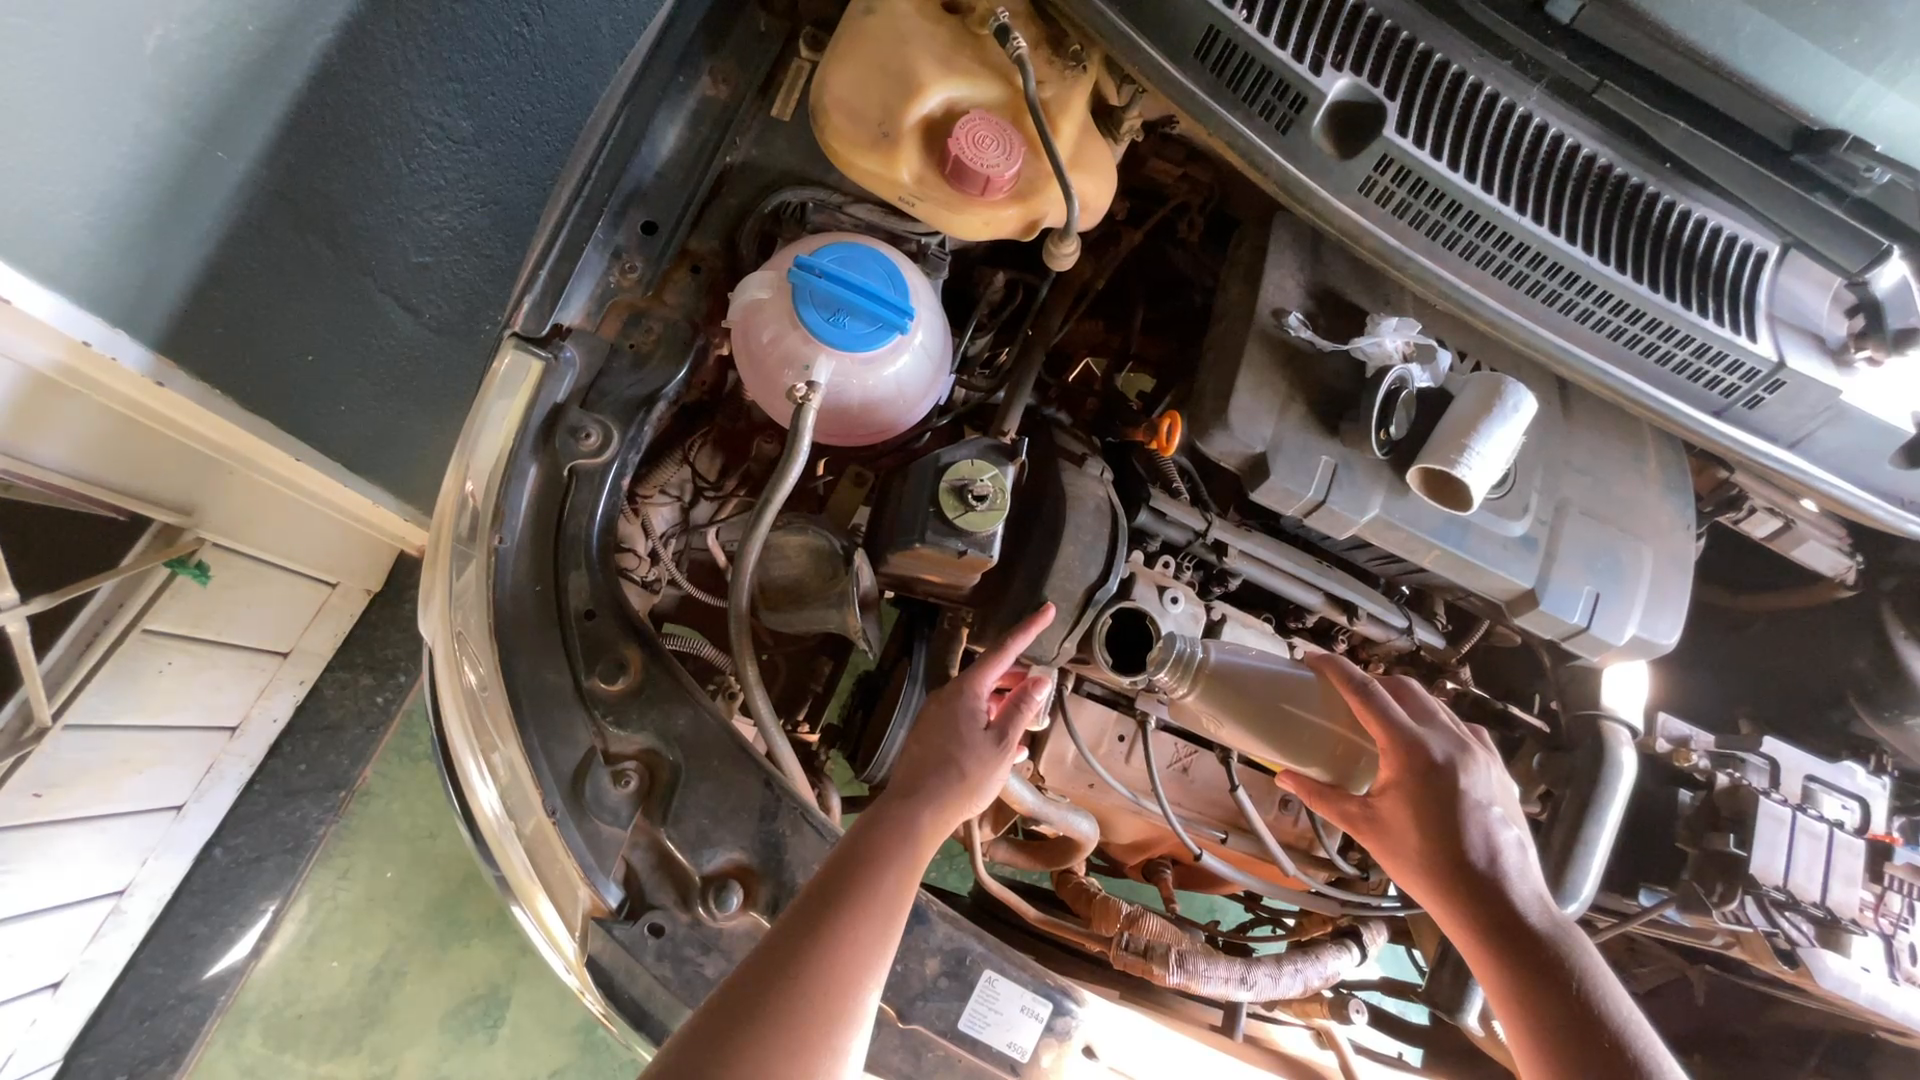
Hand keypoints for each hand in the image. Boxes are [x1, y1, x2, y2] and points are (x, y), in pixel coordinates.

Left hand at [879, 604, 1055, 833]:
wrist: (914, 810)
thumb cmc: (963, 778)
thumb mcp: (1002, 744)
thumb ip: (1022, 708)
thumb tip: (1041, 679)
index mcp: (967, 689)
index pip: (1004, 650)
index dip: (1029, 629)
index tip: (1047, 609)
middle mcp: (949, 694)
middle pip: (991, 676)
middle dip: (1019, 681)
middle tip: (1042, 692)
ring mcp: (937, 714)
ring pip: (979, 700)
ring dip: (1005, 708)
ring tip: (1027, 727)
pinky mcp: (931, 734)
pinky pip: (966, 719)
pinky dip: (988, 724)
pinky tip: (1005, 748)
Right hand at [1275, 653, 1549, 916]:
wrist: (1498, 903)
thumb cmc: (1424, 865)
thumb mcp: (1365, 828)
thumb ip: (1321, 796)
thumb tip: (1283, 778)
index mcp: (1409, 748)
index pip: (1365, 691)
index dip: (1336, 669)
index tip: (1312, 657)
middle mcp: (1447, 738)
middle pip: (1403, 687)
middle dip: (1371, 681)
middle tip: (1345, 693)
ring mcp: (1479, 749)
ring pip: (1436, 704)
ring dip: (1404, 699)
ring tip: (1383, 717)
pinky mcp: (1498, 766)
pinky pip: (1463, 727)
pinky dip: (1437, 722)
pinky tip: (1428, 745)